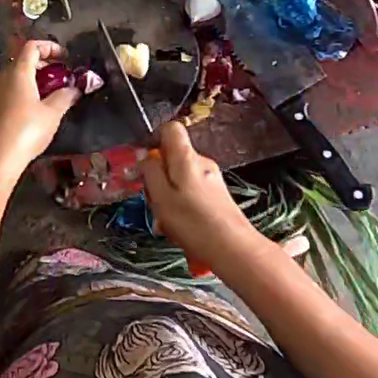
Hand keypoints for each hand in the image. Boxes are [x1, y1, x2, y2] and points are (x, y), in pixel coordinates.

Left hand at [0, 39, 79, 179]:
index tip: (66, 57)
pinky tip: (39, 106)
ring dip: (36, 77)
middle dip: (44, 62)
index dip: (50, 47)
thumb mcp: (52, 112)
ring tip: (54, 91)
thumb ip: (65, 96)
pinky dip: (27, 89)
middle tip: (62, 74)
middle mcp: (4, 77)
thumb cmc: (26, 130)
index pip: (31, 46)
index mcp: (18, 72)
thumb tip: (74, 88)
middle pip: (23, 59)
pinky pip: (12, 89)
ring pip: (17, 75)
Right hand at [141, 122, 261, 258]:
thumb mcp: (161, 197)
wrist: (234, 249)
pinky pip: (191, 190)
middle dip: (158, 174)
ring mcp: (212, 179)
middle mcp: (202, 162)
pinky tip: (179, 226)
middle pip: (173, 156)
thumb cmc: (193, 222)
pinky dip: (181, 203)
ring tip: (165, 219)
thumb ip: (150, 172)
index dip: (153, 140)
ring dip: (168, 193)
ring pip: (180, 176)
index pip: (170, 128)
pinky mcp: (217, 195)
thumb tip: (144, 157)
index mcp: (186, 157)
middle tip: (153, 199)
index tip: (144, 161)